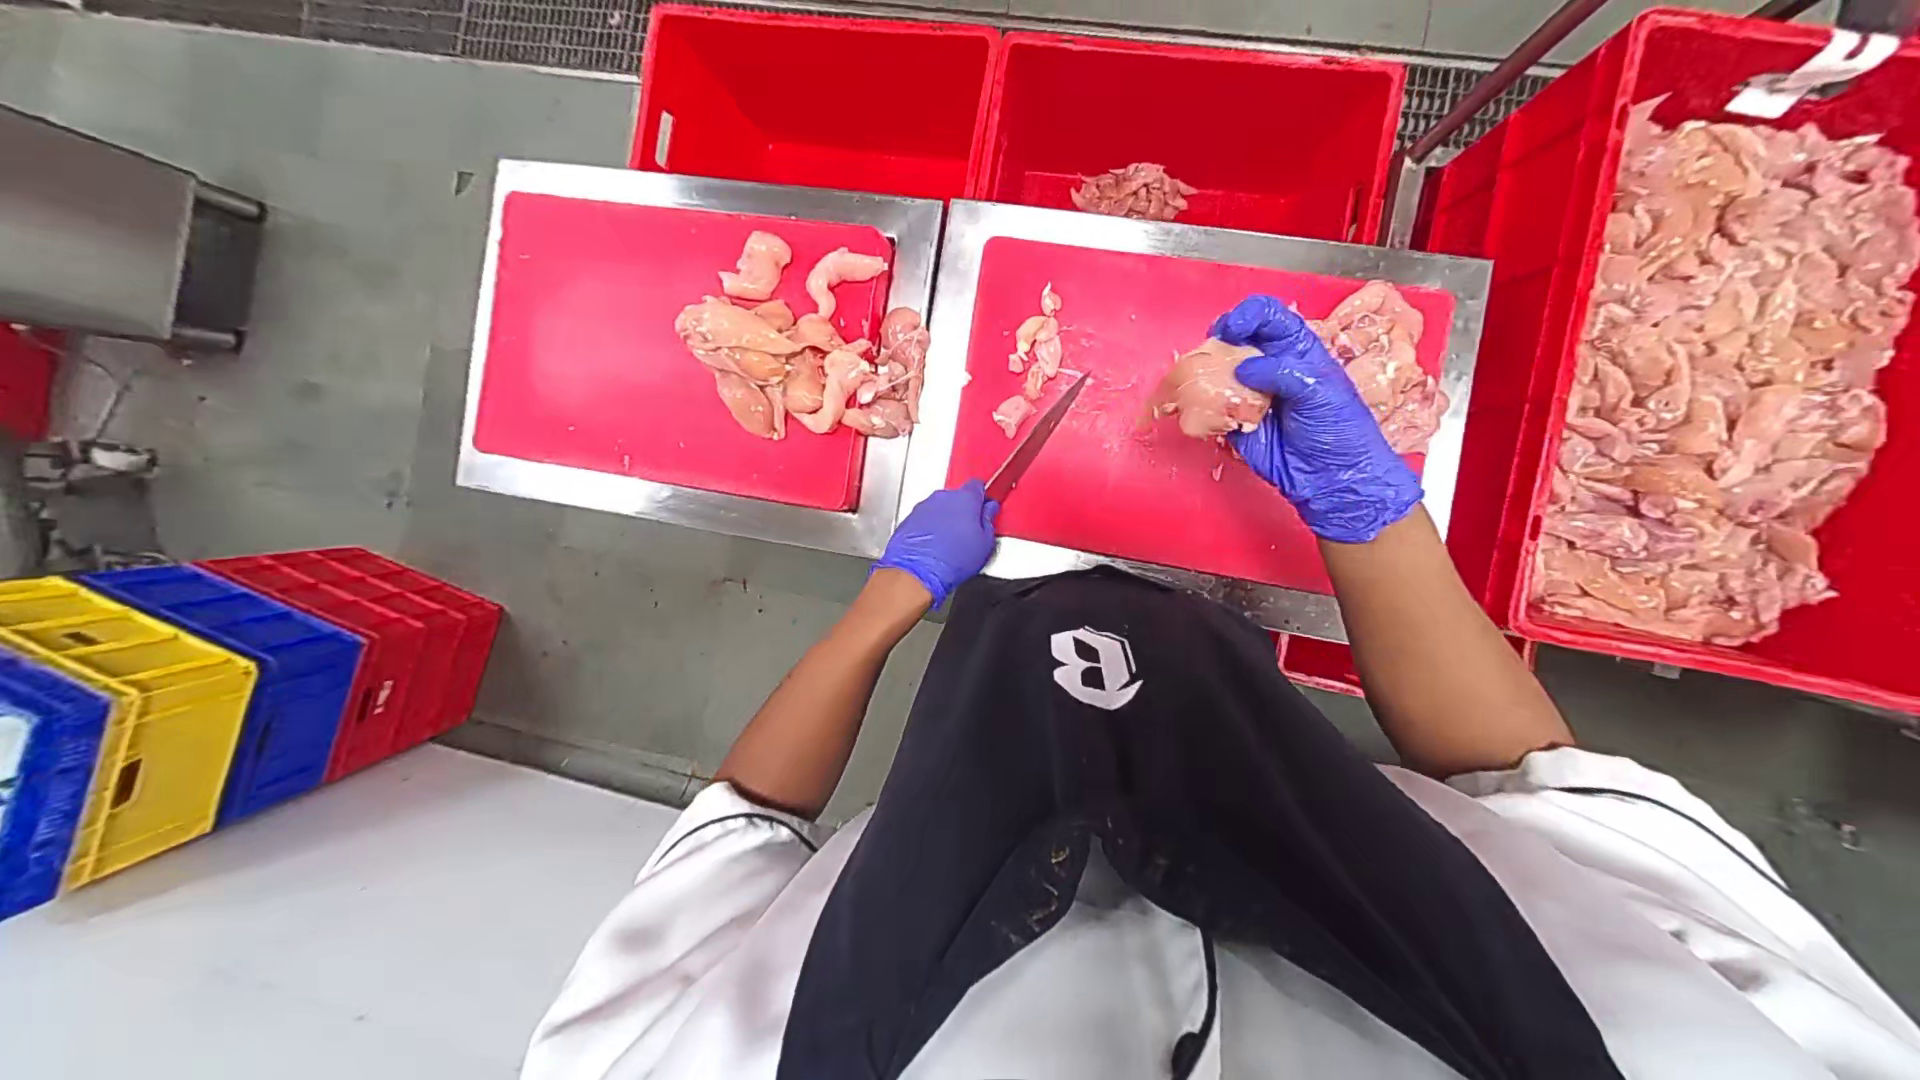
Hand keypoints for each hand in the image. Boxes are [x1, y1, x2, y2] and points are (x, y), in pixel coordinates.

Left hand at [874, 479, 999, 605]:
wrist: (916, 573)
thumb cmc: (952, 559)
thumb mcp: (985, 543)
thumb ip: (989, 520)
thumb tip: (989, 511)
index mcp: (965, 498)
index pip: (977, 486)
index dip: (982, 497)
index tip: (984, 509)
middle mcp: (942, 497)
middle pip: (956, 497)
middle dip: (962, 511)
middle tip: (968, 533)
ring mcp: (923, 507)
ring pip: (939, 508)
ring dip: (944, 520)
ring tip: (949, 545)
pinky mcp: (908, 520)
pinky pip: (923, 520)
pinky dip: (928, 529)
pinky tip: (933, 548)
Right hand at [1211, 295, 1422, 543]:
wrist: (1331, 477)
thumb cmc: (1339, 431)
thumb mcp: (1320, 392)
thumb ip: (1284, 373)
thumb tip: (1244, 367)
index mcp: (1296, 349)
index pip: (1267, 317)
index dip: (1246, 315)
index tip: (1231, 328)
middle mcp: (1269, 366)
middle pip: (1235, 340)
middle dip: (1218, 343)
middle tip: (1212, 356)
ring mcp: (1249, 393)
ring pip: (1217, 372)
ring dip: (1205, 374)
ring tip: (1201, 383)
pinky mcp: (1235, 419)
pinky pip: (1211, 406)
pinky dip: (1203, 406)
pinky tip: (1205, 410)